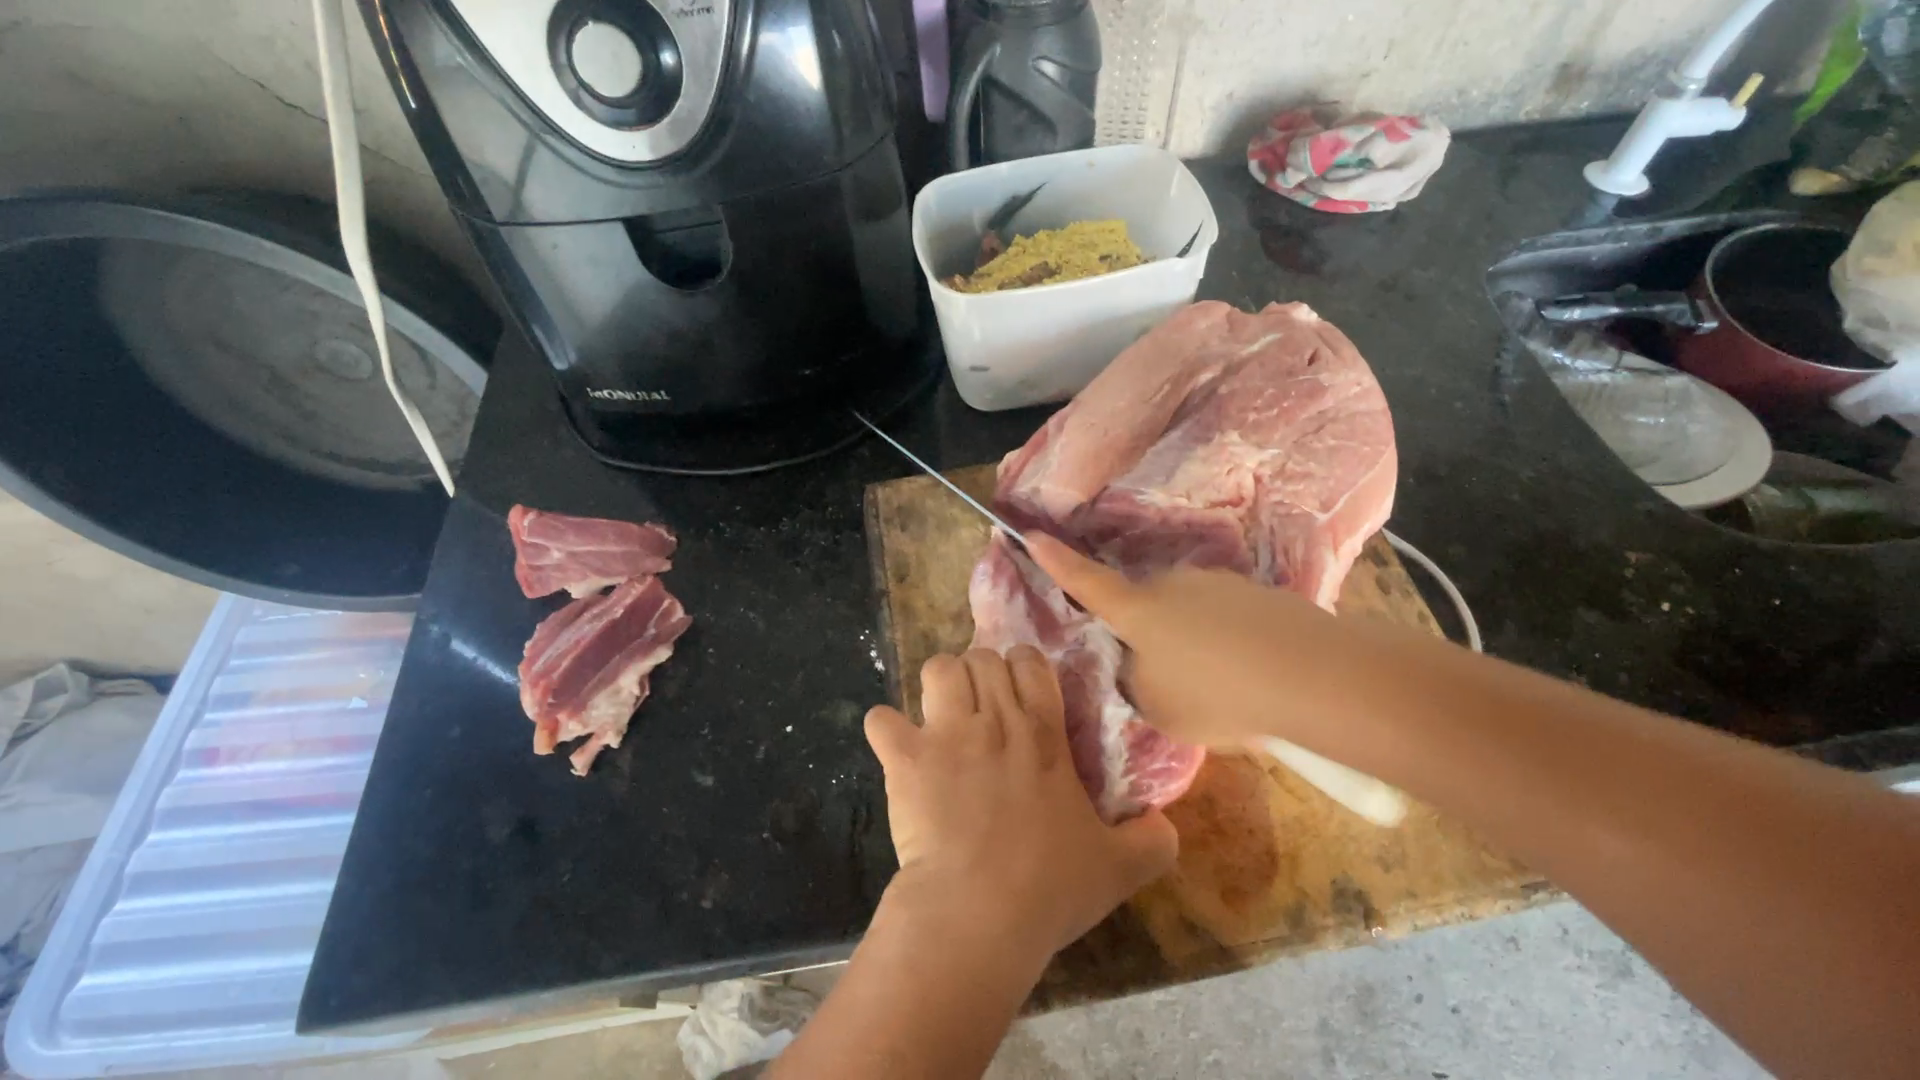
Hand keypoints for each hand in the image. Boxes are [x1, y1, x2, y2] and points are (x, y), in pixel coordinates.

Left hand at [864, 646, 1177, 961]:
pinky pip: (881, 720)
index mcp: (1043, 735)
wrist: (979, 913)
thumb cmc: (1050, 887)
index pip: (1030, 662)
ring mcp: (945, 736)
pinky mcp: (905, 761)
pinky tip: (898, 751)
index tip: (1023, 695)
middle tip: (984, 711)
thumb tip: (1165, 825)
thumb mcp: (1121, 869)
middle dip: (981, 675)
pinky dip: (887, 730)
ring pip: (938, 669)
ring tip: (944, 719)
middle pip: (981, 657)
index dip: (1024, 669)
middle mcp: (994, 721)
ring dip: (940, 687)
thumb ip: (1153, 841)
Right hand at [1024, 533, 1355, 747]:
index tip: (1031, 535)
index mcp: (1139, 611)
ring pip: (1190, 613)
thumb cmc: (1218, 695)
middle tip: (1170, 680)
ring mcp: (1219, 584)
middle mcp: (1174, 585)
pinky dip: (1230, 642)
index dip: (1056, 562)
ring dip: (1194, 641)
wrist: (1312, 677)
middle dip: (1149, 635)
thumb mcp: (1158, 707)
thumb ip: (1138, 682)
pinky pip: (1228, 618)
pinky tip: (1254, 676)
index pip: (1087, 583)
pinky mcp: (1259, 594)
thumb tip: (1143, 666)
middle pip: (1147, 607)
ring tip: (1222, 686)